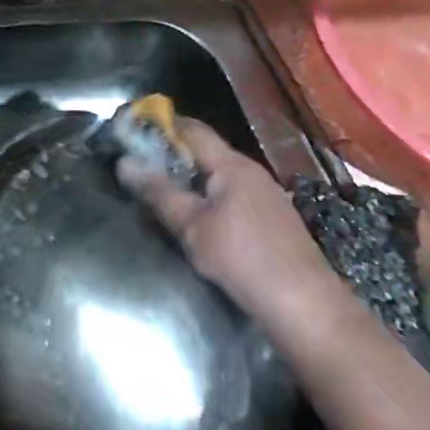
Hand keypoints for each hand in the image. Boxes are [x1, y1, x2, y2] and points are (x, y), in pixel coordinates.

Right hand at [116, 117, 342, 331]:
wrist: (304, 304)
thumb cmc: (243, 260)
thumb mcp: (193, 228)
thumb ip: (160, 194)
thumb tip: (125, 163)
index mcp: (232, 165)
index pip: (193, 129)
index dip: (163, 125)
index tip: (134, 132)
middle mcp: (251, 171)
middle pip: (207, 152)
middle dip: (174, 156)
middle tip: (141, 169)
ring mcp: (266, 193)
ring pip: (220, 176)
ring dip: (192, 179)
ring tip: (164, 195)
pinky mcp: (272, 218)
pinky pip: (233, 195)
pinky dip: (210, 198)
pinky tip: (199, 221)